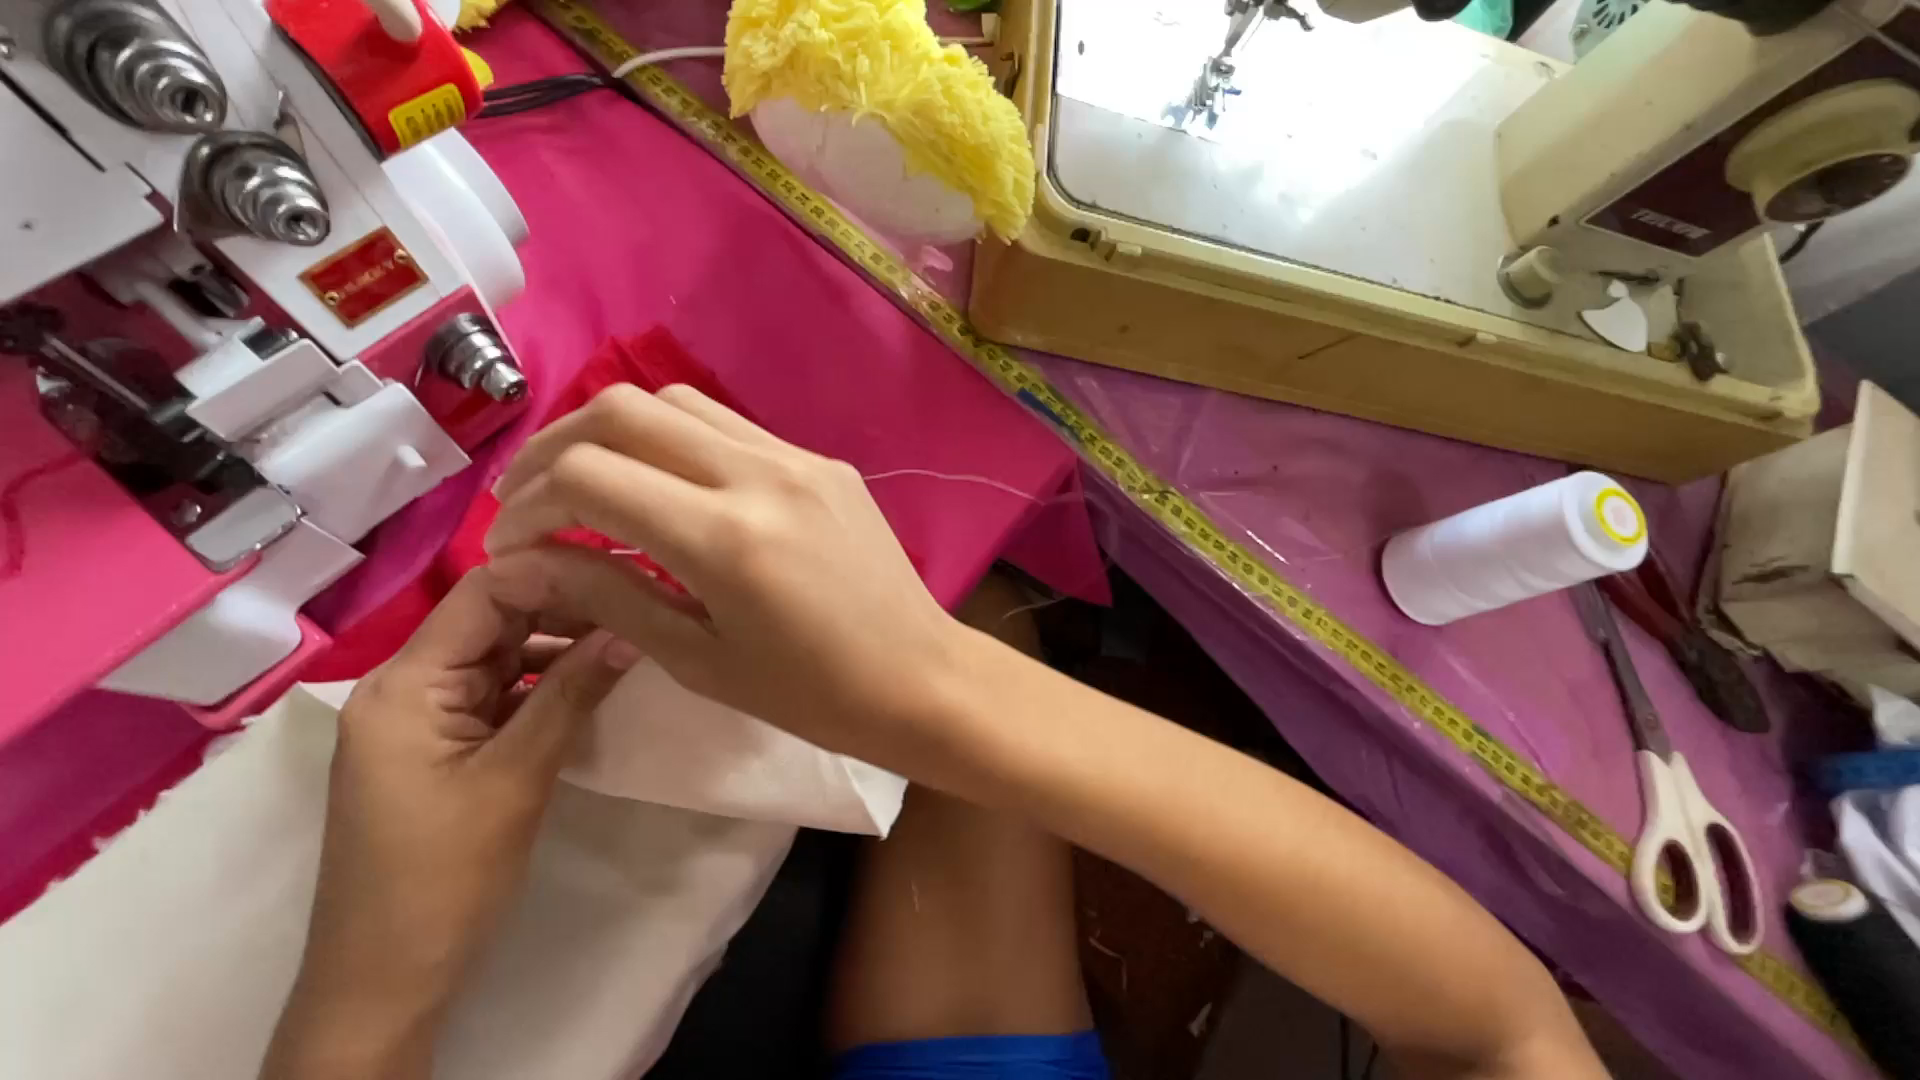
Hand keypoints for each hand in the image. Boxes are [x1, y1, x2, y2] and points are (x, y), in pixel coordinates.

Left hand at [262, 569, 634, 1078]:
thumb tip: (631, 628)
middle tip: (642, 602)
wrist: (387, 977)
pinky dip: (546, 681)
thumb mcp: (518, 776)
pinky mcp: (443, 746)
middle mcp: (406, 687)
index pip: (484, 592)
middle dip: (566, 605)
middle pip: (493, 618)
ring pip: (501, 654)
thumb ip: (572, 693)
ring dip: (561, 643)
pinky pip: (500, 692)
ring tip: (631, 635)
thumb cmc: (444, 875)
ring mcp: (424, 718)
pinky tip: (596, 680)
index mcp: (405, 684)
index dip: (554, 572)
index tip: (627, 570)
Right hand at [481, 385, 977, 771]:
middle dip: (555, 448)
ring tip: (590, 485)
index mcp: (724, 536)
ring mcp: (798, 457)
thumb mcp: (698, 658)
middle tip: (531, 502)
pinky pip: (730, 427)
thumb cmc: (811, 695)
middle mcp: (759, 474)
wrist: (919, 678)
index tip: (511, 545)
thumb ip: (607, 593)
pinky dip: (677, 441)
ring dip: (615, 432)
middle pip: (623, 411)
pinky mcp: (823, 461)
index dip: (529, 505)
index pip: (589, 476)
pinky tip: (667, 487)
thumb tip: (523, 559)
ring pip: (677, 402)